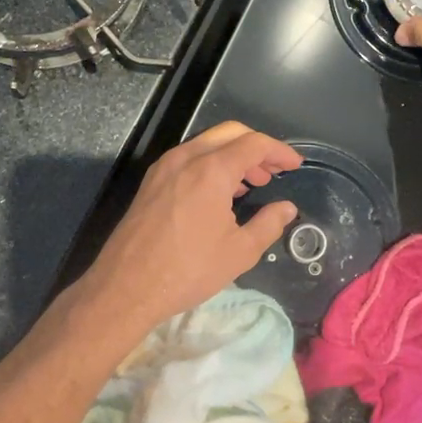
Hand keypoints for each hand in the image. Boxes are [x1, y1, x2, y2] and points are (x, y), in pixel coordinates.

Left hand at [76, 122, 302, 334]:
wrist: (126, 288)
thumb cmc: (188, 270)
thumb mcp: (240, 252)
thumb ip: (268, 224)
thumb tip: (286, 208)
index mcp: (211, 170)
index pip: (254, 144)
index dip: (279, 151)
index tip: (296, 165)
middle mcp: (186, 159)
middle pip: (229, 134)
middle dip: (257, 148)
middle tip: (274, 173)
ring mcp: (164, 168)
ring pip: (207, 144)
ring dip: (233, 156)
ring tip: (252, 183)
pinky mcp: (151, 183)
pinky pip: (189, 159)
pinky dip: (211, 164)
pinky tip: (220, 192)